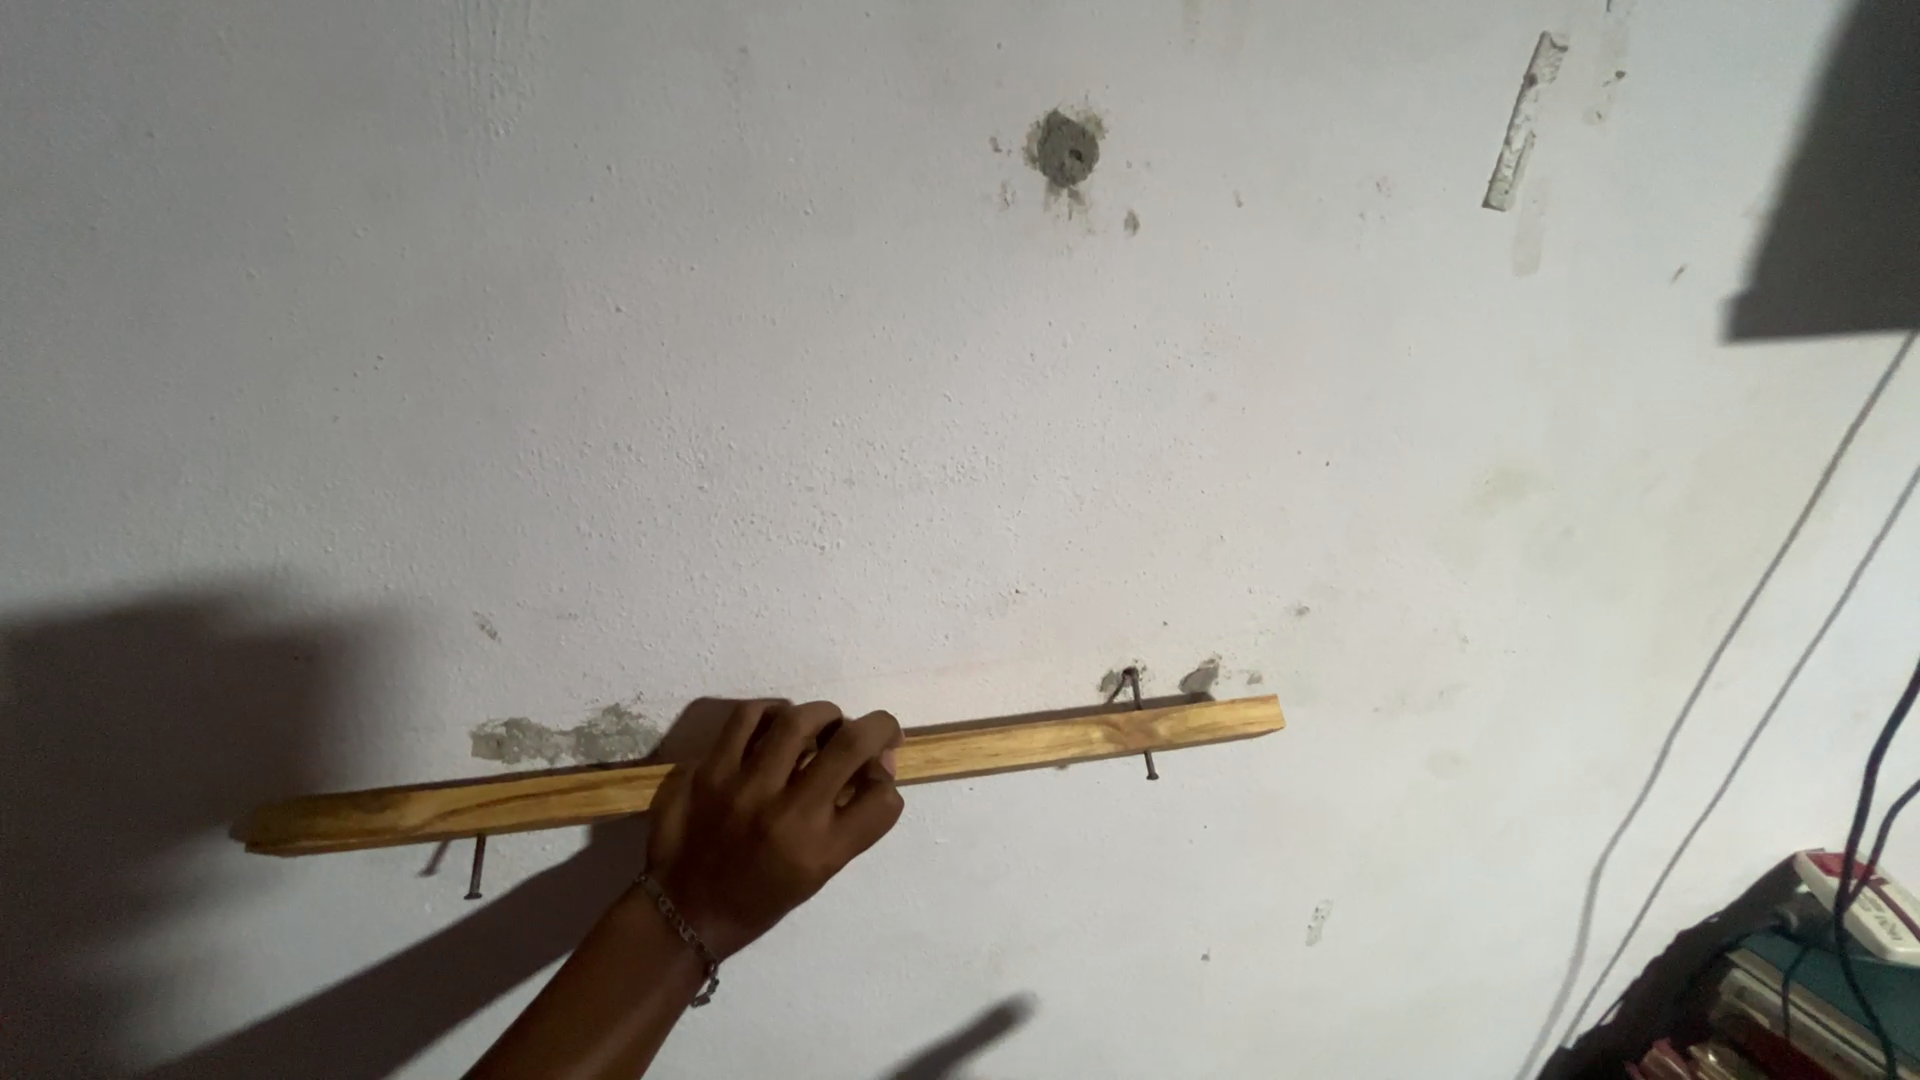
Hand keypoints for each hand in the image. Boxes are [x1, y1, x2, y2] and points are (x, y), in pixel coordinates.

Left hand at [643, 700, 903, 957]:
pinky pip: (748, 717)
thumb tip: (874, 763)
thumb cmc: (760, 898)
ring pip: (799, 718)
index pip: (884, 799)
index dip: (890, 778)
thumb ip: (852, 819)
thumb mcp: (819, 872)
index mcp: (819, 852)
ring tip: (825, 722)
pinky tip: (778, 721)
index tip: (879, 771)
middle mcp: (787, 816)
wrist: (683, 914)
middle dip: (877, 726)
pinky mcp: (708, 772)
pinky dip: (772, 711)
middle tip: (873, 730)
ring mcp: (744, 789)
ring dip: (825, 714)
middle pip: (851, 744)